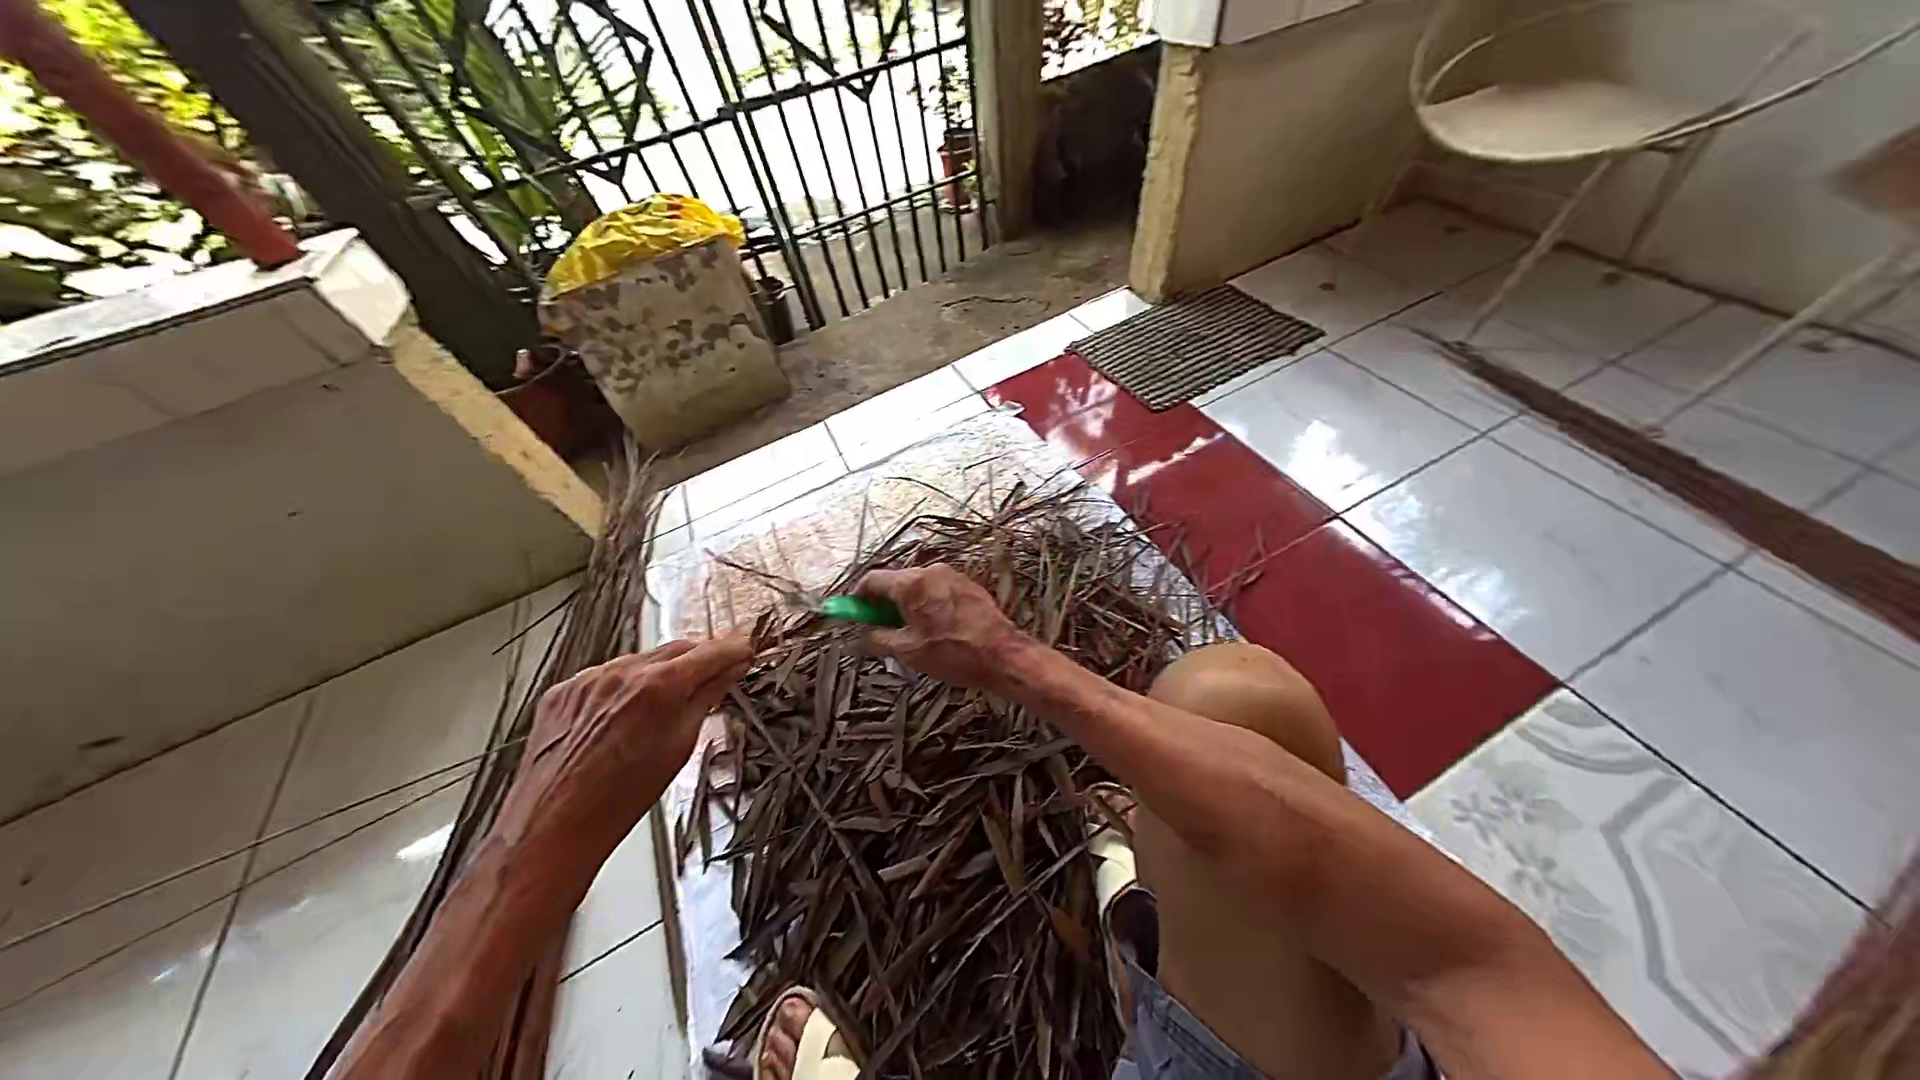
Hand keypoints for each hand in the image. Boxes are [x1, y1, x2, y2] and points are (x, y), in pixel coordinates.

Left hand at [490, 636, 754, 883]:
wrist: (554, 825)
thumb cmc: (617, 799)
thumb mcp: (680, 746)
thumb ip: (706, 699)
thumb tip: (727, 674)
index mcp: (658, 686)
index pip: (711, 651)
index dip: (734, 649)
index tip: (745, 651)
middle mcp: (622, 673)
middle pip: (677, 648)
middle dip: (701, 658)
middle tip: (719, 671)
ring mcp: (589, 679)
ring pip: (641, 660)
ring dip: (662, 671)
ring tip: (669, 701)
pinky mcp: (564, 690)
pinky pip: (606, 675)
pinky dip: (625, 685)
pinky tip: (628, 713)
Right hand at [856, 564, 1031, 690]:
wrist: (1003, 656)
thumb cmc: (954, 654)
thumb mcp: (907, 652)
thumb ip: (877, 639)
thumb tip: (859, 637)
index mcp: (912, 583)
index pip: (872, 580)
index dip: (858, 598)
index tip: (853, 614)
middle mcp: (931, 571)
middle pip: (895, 582)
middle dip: (883, 603)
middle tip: (879, 629)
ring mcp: (952, 576)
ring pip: (917, 586)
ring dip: (906, 605)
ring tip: (908, 633)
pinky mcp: (968, 586)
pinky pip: (937, 589)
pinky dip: (926, 604)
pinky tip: (932, 628)